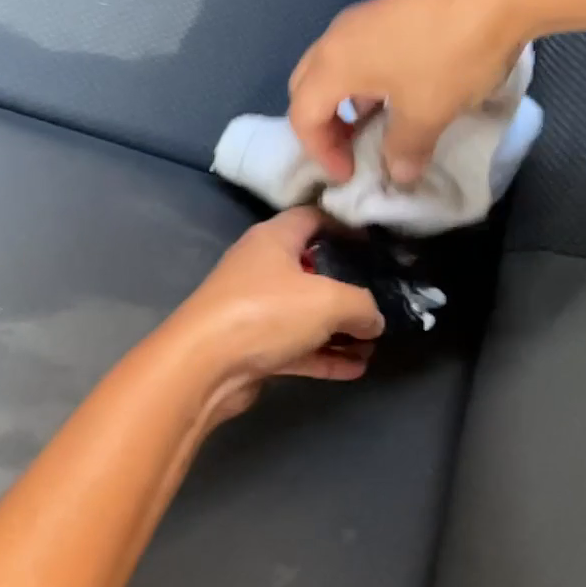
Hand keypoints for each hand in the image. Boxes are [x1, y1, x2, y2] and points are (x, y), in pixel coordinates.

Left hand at [159, 208, 383, 421]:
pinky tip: (355, 368)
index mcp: (273, 239)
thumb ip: (361, 305)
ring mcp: (254, 307)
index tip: (374, 241)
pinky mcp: (251, 345)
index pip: (311, 218)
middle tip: (381, 298)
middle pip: (310, 268)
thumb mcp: (328, 300)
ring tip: (374, 342)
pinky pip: (296, 345)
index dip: (343, 225)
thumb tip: (375, 318)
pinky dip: (323, 355)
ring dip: (338, 328)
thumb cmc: (266, 312)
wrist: (204, 364)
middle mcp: (261, 267)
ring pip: (304, 312)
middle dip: (345, 285)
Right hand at [289, 0, 530, 184]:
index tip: (352, 175)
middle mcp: (336, 38)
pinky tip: (402, 94)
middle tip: (352, 151)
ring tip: (379, 128)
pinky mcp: (390, 10)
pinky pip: (359, 54)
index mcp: (332, 64)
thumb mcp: (427, 113)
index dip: (321, 153)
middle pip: (307, 87)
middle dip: (323, 125)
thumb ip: (404, 149)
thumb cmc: (449, 55)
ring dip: (346, 104)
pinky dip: (366, 82)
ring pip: (334, 69)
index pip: (303, 116)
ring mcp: (363, 19)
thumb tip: (398, 174)